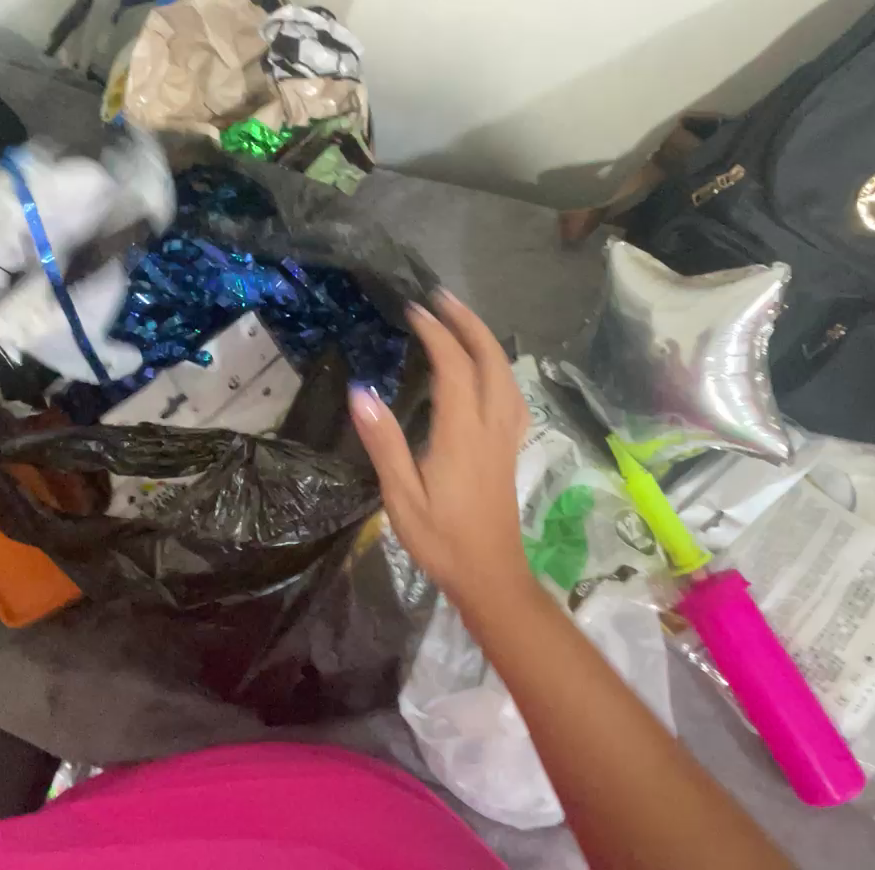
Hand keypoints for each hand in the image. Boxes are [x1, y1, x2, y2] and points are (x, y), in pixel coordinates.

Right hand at [349, 291, 534, 610]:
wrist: (491, 576)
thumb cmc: (441, 540)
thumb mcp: (401, 498)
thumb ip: (385, 443)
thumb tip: (362, 392)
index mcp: (461, 434)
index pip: (454, 368)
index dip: (437, 334)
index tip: (415, 311)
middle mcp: (491, 426)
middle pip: (491, 360)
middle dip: (469, 323)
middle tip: (442, 298)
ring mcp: (507, 437)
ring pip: (507, 375)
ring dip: (487, 341)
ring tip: (463, 321)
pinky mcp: (511, 448)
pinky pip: (513, 395)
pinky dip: (500, 368)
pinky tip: (489, 370)